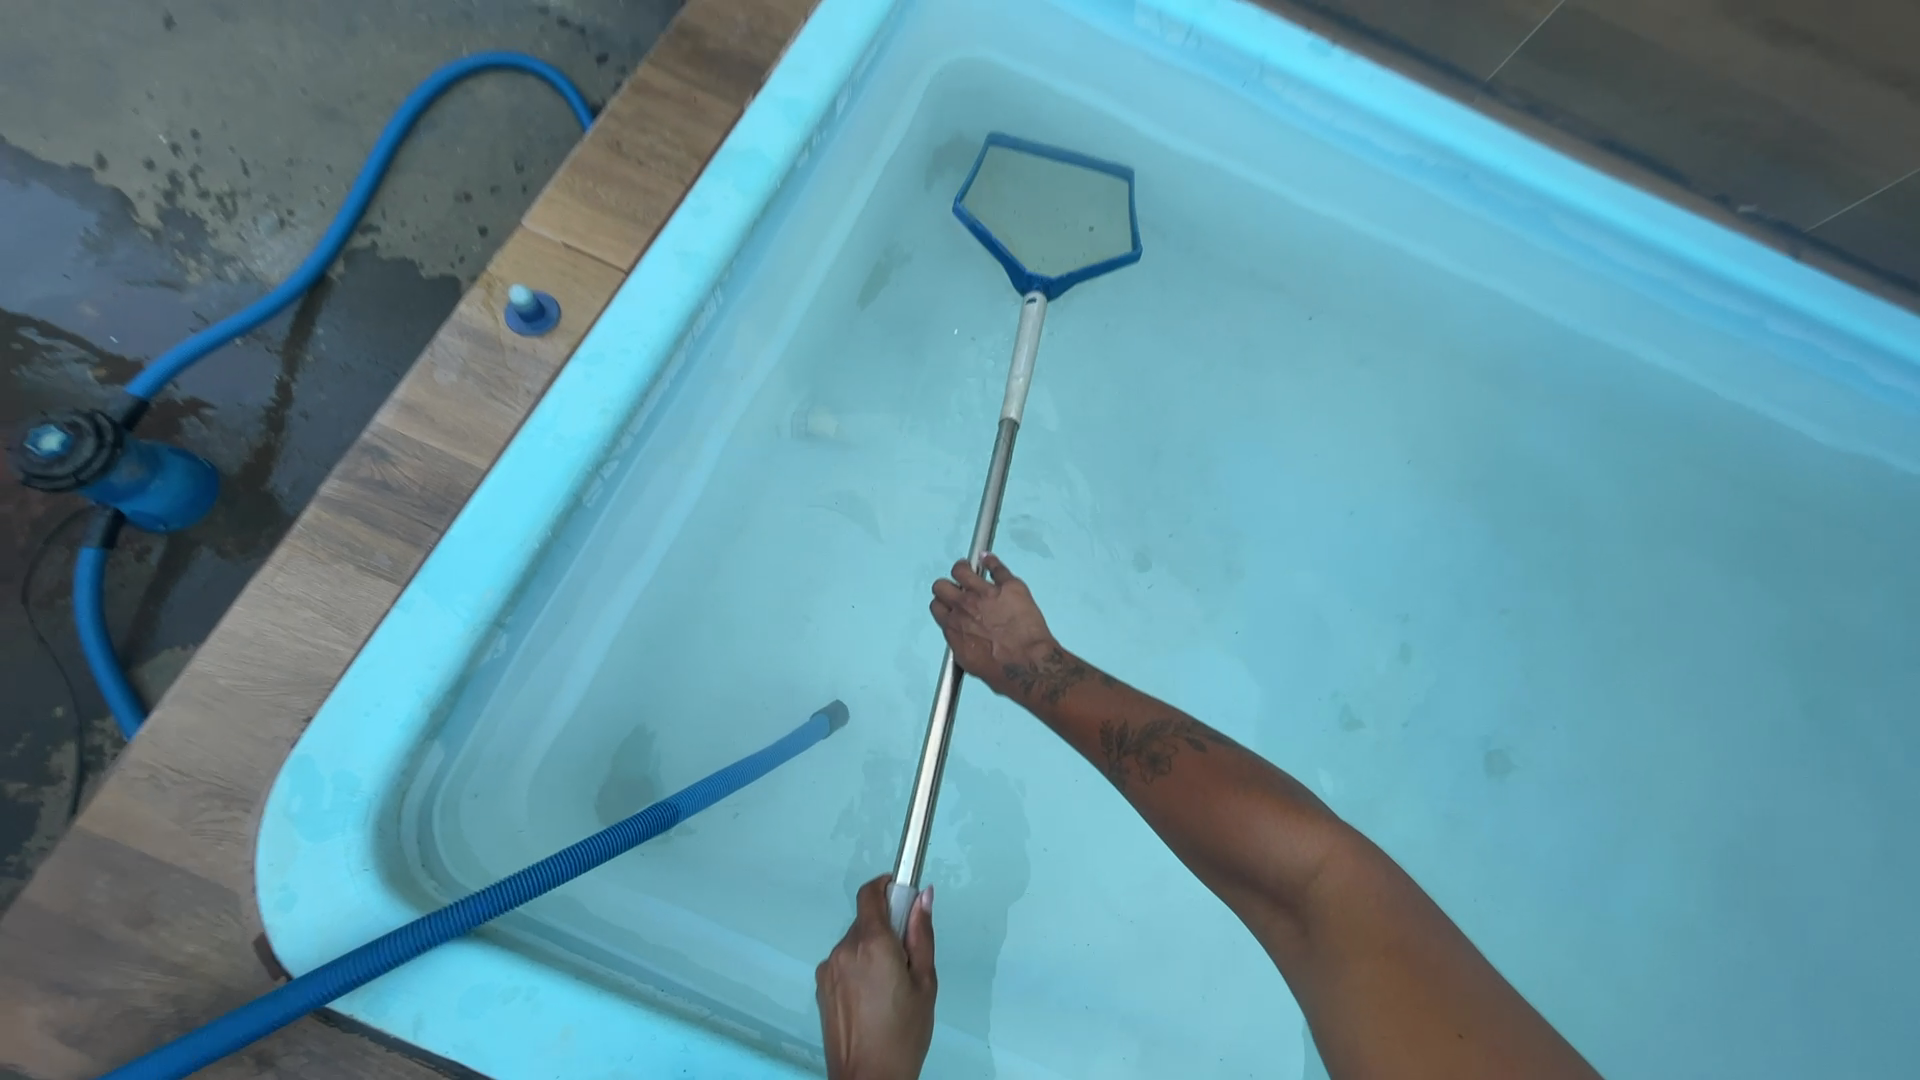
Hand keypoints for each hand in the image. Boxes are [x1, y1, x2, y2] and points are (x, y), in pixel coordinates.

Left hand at [817, 876, 936, 1079]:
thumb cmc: (905, 1032)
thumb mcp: (925, 982)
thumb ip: (922, 934)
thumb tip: (923, 894)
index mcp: (872, 942)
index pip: (869, 893)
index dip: (885, 885)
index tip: (901, 893)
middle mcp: (844, 948)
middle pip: (866, 920)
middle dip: (885, 928)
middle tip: (904, 959)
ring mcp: (828, 968)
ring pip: (855, 943)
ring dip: (871, 951)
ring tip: (888, 988)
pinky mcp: (820, 987)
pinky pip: (843, 963)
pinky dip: (857, 968)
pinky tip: (870, 999)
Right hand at [931, 554, 1078, 703]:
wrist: (1026, 663)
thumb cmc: (1000, 670)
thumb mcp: (968, 662)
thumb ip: (960, 642)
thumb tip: (961, 636)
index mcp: (953, 626)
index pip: (937, 606)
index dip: (943, 603)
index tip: (949, 604)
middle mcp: (964, 606)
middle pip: (942, 585)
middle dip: (948, 585)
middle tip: (957, 586)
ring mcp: (985, 593)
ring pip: (962, 569)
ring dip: (963, 568)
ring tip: (969, 568)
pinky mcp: (1009, 586)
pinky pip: (996, 567)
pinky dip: (991, 561)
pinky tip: (989, 559)